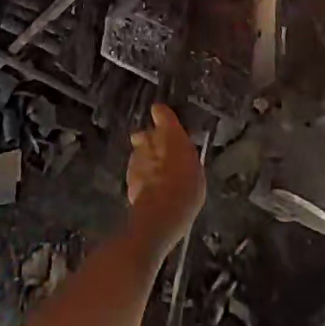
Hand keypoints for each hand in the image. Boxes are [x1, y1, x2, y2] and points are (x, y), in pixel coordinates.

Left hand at [125, 103, 205, 257]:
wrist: (161, 213)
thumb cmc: (187, 186)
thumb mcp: (196, 168)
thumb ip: (185, 155)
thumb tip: (181, 155)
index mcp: (170, 133)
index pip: (161, 112)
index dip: (162, 116)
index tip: (164, 119)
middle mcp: (149, 140)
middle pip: (145, 133)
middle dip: (150, 141)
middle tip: (162, 155)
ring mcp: (136, 158)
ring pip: (138, 153)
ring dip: (145, 160)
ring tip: (157, 176)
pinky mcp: (128, 178)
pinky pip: (136, 172)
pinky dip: (141, 177)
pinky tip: (150, 190)